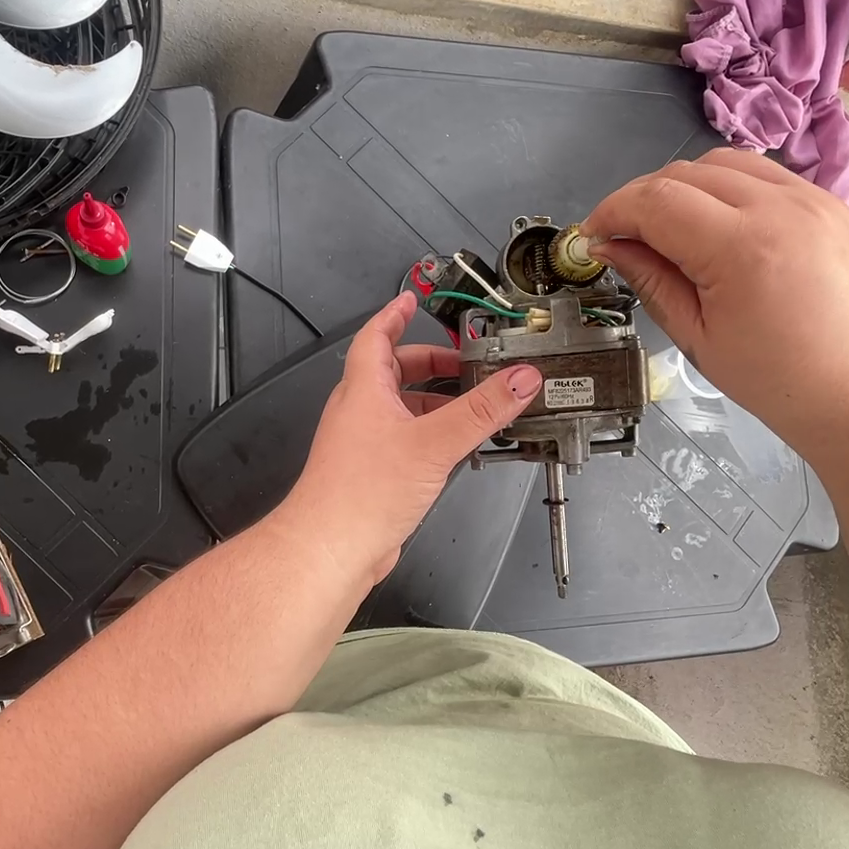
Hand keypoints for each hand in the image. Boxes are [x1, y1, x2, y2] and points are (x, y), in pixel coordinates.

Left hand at [264, 293, 540, 587]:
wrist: (331, 547)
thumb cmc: (358, 494)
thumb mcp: (433, 442)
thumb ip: (480, 410)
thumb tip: (517, 379)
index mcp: (363, 389)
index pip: (375, 335)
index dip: (394, 314)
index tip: (411, 301)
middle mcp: (359, 411)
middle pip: (394, 371)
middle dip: (431, 364)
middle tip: (464, 363)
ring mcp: (363, 441)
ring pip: (401, 407)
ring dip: (434, 402)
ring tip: (470, 406)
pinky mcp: (371, 470)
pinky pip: (403, 438)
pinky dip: (428, 434)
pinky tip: (451, 449)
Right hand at [582, 148, 848, 451]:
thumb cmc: (777, 380)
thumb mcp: (696, 337)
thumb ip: (650, 280)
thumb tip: (608, 247)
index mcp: (742, 248)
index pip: (656, 202)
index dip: (612, 212)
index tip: (591, 236)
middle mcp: (779, 207)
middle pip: (684, 173)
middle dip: (639, 199)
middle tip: (619, 237)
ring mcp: (810, 197)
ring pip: (721, 162)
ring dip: (679, 187)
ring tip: (663, 228)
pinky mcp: (827, 201)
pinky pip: (759, 173)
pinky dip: (721, 187)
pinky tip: (711, 224)